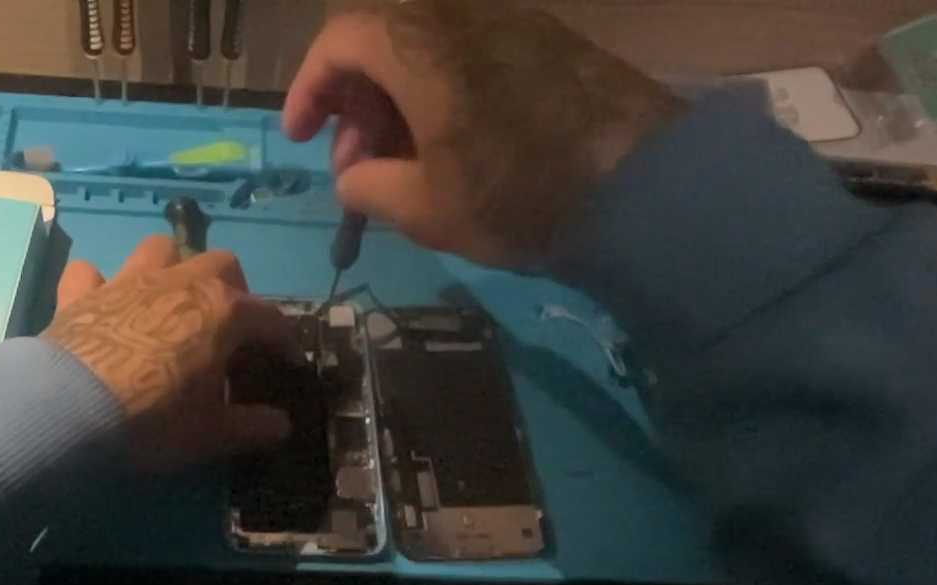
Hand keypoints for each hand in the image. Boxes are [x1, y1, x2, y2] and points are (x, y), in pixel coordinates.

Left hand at [44, 234, 299, 469]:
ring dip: (172, 269)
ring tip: (172, 302)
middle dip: (234, 291)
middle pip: (221, 265)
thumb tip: (282, 424)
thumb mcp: (210, 434)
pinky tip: (102, 303)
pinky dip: (100, 284)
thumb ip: (251, 426)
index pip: (269, 318)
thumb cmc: (152, 420)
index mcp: (221, 312)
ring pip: (160, 250)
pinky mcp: (80, 294)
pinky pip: (91, 273)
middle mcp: (179, 283)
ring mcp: (126, 281)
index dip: (285, 342)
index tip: (290, 364)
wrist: (67, 411)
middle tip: (230, 329)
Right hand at [282, 1, 684, 268]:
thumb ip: (367, 187)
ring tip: (398, 167)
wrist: (636, 189)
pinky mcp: (544, 46)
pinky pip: (467, 59)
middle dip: (352, 103)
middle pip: (381, 42)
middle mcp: (462, 22)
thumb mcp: (422, 210)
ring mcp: (509, 28)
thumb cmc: (515, 199)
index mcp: (423, 53)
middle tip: (353, 165)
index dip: (309, 86)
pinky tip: (447, 149)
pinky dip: (438, 98)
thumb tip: (351, 175)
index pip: (342, 39)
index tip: (300, 137)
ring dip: (394, 105)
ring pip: (424, 52)